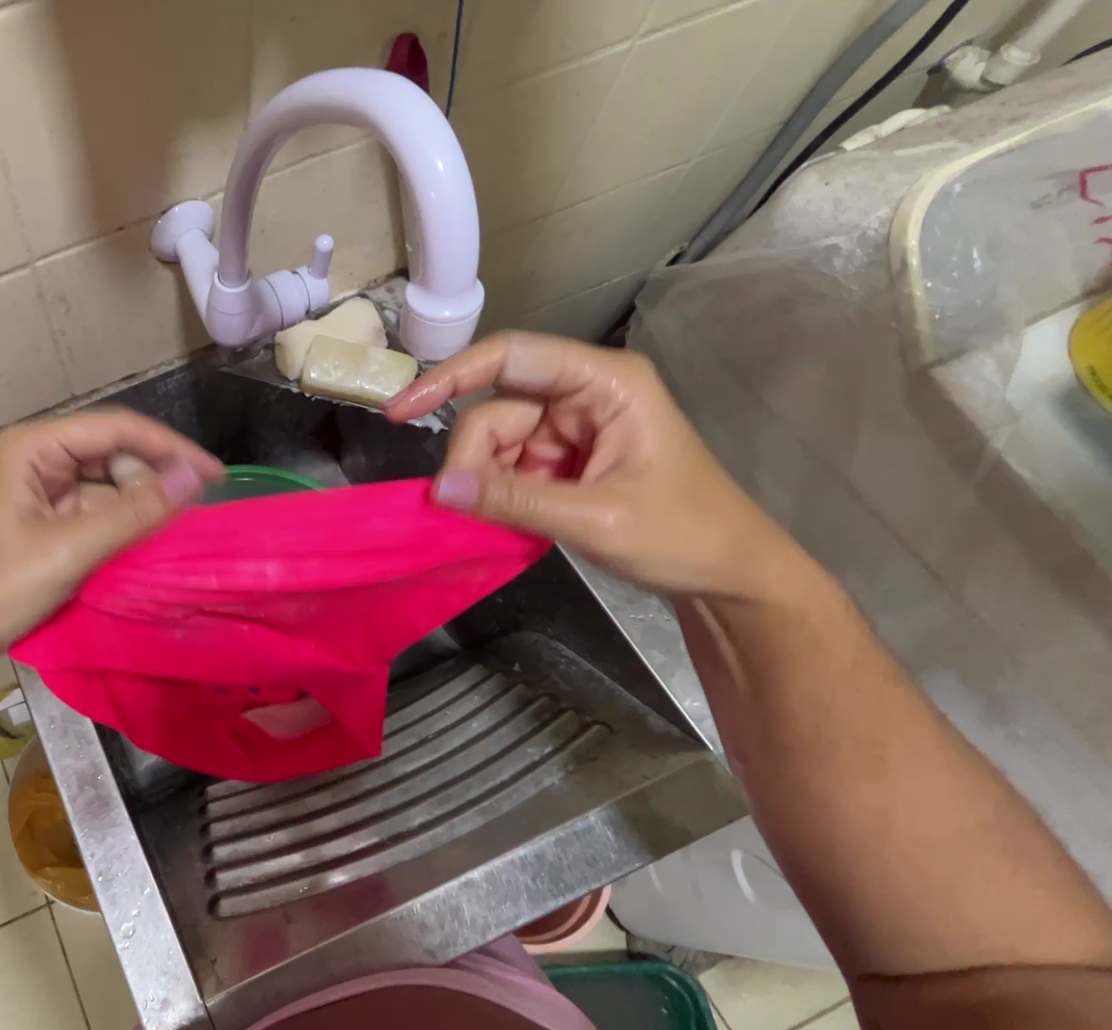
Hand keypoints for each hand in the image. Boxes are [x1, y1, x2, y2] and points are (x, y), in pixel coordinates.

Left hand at [0, 409, 222, 689]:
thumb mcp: (66, 552)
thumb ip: (131, 514)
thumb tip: (193, 478)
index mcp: (35, 447)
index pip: (118, 429)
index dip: (170, 448)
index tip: (215, 477)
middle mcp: (39, 458)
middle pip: (115, 453)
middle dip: (154, 479)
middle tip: (195, 515)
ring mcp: (41, 491)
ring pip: (109, 485)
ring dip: (140, 507)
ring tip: (175, 534)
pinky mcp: (45, 522)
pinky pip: (96, 513)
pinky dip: (121, 528)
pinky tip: (144, 547)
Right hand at [383, 331, 807, 600]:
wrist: (726, 577)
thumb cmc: (685, 535)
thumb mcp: (597, 519)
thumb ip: (514, 500)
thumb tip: (438, 489)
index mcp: (604, 383)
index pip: (511, 357)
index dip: (450, 377)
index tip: (399, 411)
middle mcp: (581, 396)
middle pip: (494, 410)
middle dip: (475, 460)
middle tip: (468, 509)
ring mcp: (569, 430)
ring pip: (493, 445)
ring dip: (486, 484)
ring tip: (508, 524)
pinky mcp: (561, 462)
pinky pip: (506, 469)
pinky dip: (497, 496)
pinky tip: (510, 522)